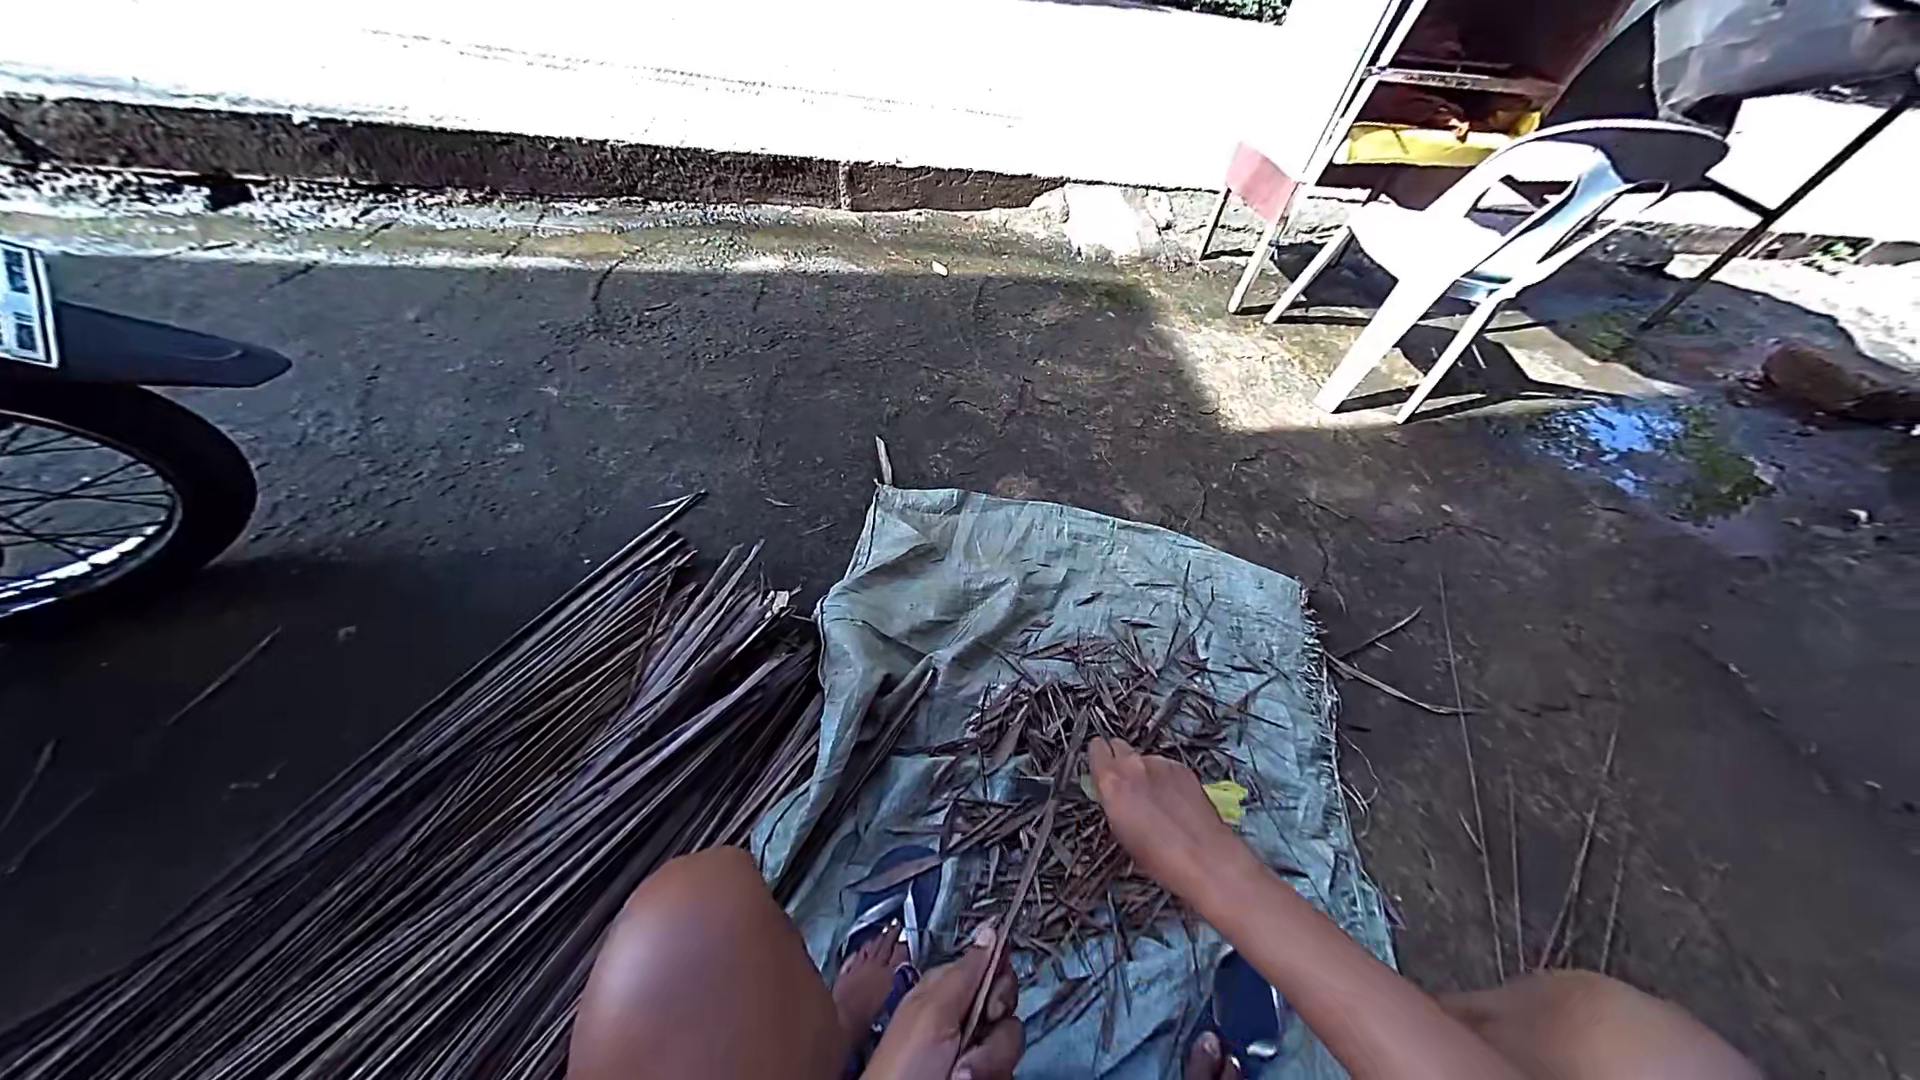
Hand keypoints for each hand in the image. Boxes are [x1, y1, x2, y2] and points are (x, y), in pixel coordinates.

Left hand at [862, 923, 1023, 1079]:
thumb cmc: (904, 1069)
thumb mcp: (931, 1013)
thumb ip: (964, 972)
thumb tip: (990, 931)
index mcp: (947, 988)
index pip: (991, 964)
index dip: (999, 981)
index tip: (991, 1003)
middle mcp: (963, 1014)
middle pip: (1007, 1003)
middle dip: (996, 1029)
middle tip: (969, 1044)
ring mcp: (973, 1048)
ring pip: (1010, 1040)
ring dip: (990, 1061)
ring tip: (961, 1077)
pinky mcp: (984, 1074)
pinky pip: (1008, 1069)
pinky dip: (993, 1076)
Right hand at [1088, 737, 1254, 905]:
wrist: (1205, 859)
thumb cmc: (1159, 857)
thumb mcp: (1120, 831)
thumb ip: (1112, 801)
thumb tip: (1111, 793)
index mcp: (1111, 782)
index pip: (1096, 749)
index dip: (1099, 759)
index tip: (1102, 768)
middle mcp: (1133, 766)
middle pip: (1118, 745)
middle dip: (1119, 759)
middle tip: (1126, 783)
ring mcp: (1159, 764)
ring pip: (1143, 757)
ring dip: (1144, 771)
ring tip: (1156, 798)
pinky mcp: (1182, 768)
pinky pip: (1166, 765)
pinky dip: (1166, 777)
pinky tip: (1175, 800)